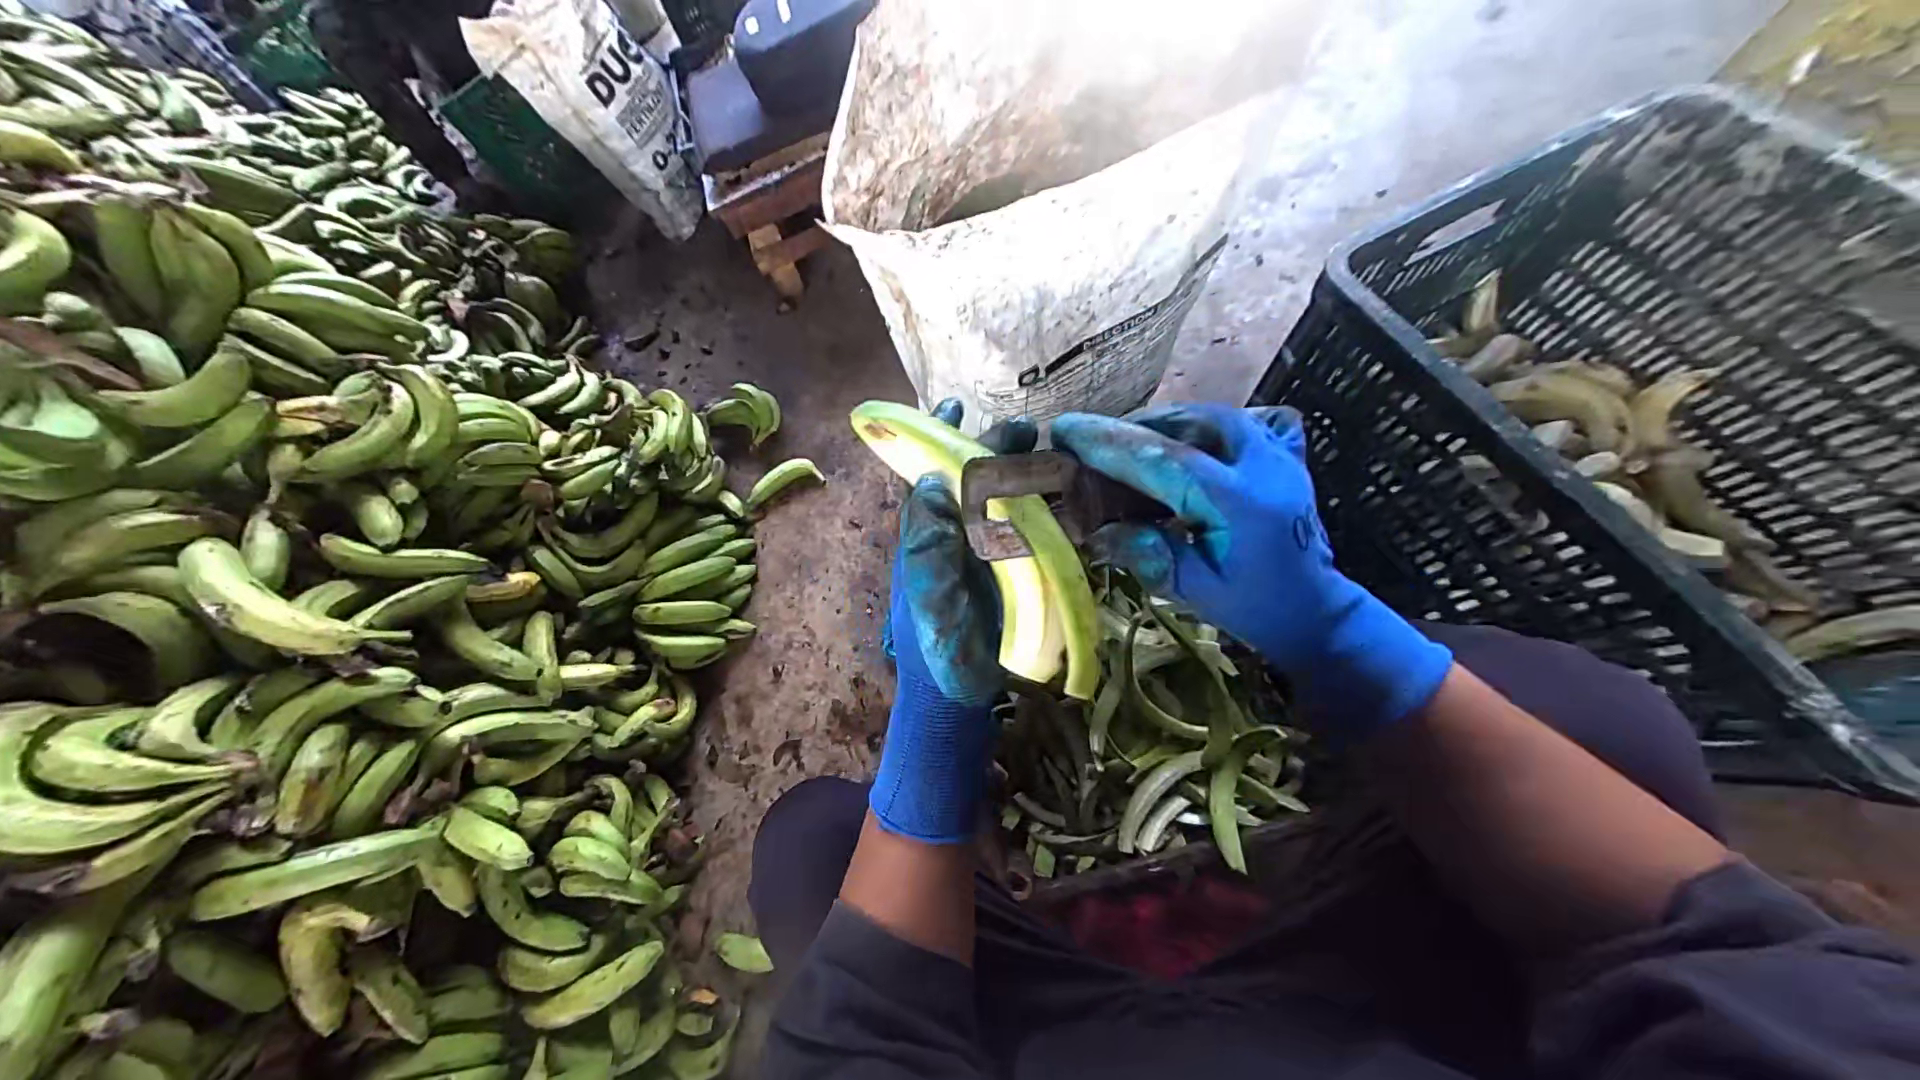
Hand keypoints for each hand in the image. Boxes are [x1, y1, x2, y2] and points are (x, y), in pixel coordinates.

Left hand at [870, 399, 1026, 842]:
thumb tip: (933, 484)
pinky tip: (1073, 499)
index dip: (942, 440)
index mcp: (931, 536)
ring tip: (1053, 454)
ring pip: (1012, 500)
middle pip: (979, 481)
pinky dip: (1055, 511)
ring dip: (1031, 474)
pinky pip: (1038, 532)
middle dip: (998, 450)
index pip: (936, 477)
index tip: (953, 405)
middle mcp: (962, 536)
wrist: (965, 697)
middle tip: (1024, 429)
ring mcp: (993, 553)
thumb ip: (927, 548)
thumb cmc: (938, 652)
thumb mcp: (927, 603)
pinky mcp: (1022, 572)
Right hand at [1051, 404, 1451, 741]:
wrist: (1314, 607)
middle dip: (1131, 427)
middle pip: (1186, 423)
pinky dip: (1199, 425)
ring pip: (1210, 415)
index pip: (1164, 459)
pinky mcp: (1283, 453)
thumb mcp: (1194, 589)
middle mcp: (1262, 465)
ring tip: (1125, 442)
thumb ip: (1147, 554)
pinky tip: (1180, 442)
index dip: (1111, 443)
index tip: (1067, 431)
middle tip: (1089, 440)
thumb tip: (1096, 532)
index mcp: (1241, 502)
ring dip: (1161, 423)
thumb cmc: (1254, 606)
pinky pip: (1238, 421)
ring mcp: (1278, 453)